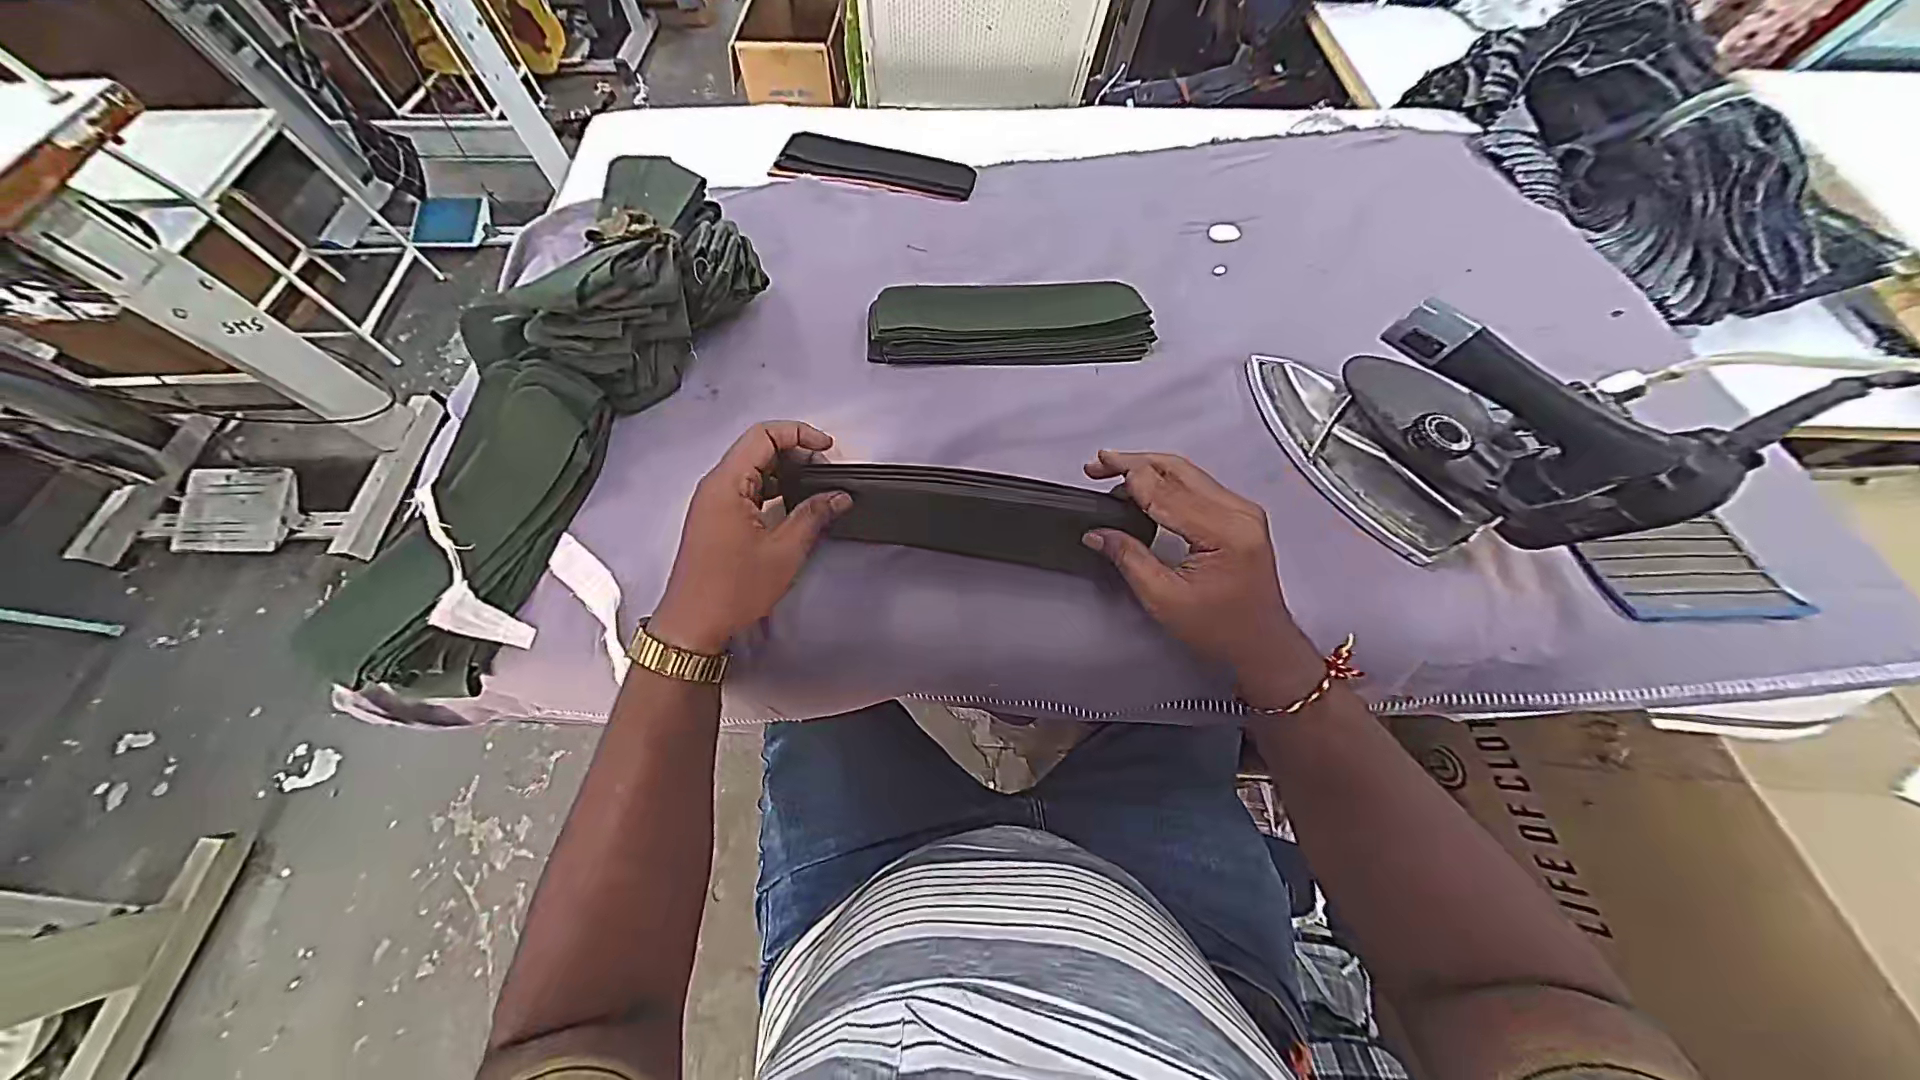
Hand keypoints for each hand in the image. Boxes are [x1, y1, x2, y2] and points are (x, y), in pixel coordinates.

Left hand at [649, 422, 851, 654]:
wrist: (694, 623)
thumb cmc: (730, 590)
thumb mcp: (784, 551)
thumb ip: (814, 516)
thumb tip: (838, 496)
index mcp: (727, 485)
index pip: (763, 435)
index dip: (799, 434)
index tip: (826, 447)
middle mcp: (715, 486)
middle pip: (758, 447)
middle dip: (795, 451)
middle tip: (825, 470)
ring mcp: (713, 502)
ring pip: (753, 468)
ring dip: (785, 471)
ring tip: (815, 487)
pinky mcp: (716, 517)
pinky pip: (747, 488)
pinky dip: (773, 488)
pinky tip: (794, 505)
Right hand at [1082, 450, 1322, 701]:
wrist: (1261, 645)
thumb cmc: (1225, 630)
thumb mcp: (1164, 599)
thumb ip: (1128, 558)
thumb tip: (1099, 534)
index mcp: (1225, 532)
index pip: (1166, 490)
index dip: (1128, 481)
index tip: (1098, 477)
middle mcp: (1240, 513)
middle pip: (1178, 469)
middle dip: (1133, 462)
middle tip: (1099, 464)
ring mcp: (1243, 512)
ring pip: (1187, 472)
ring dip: (1148, 468)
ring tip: (1113, 471)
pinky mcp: (1239, 516)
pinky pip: (1198, 484)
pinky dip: (1165, 480)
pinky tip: (1144, 486)